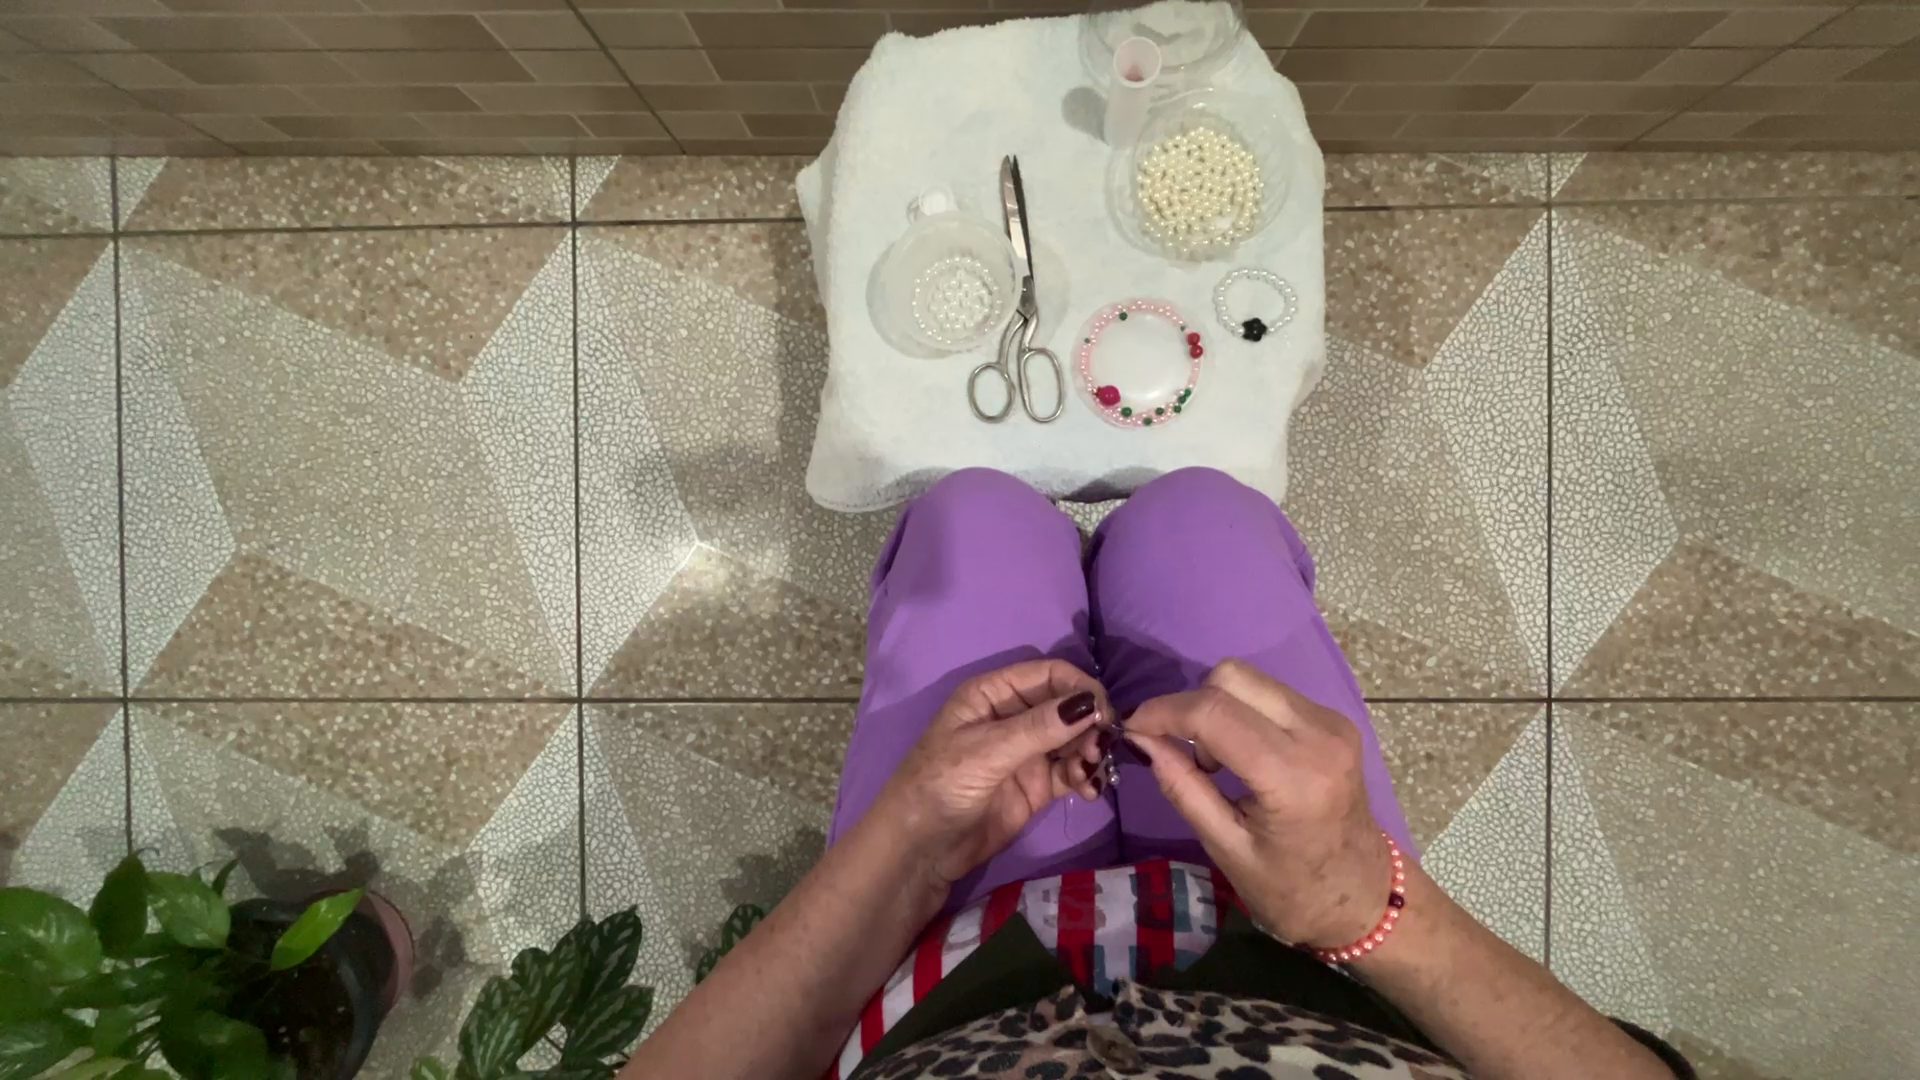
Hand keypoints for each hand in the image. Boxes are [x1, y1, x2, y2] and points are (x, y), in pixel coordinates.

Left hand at [872, 658, 1110, 893]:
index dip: (1078, 687)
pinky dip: (1085, 776)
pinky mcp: (1036, 785)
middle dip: (1088, 722)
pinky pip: (1071, 771)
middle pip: (1065, 705)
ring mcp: (1026, 751)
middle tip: (1100, 748)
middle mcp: (1013, 716)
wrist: (921, 849)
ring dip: (1089, 750)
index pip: (1047, 674)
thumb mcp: (987, 751)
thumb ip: (1039, 728)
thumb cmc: (941, 785)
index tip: (1103, 711)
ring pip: (1073, 738)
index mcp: (993, 693)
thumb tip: (1090, 704)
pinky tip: (1088, 791)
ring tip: (1090, 771)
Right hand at [1123, 658, 1390, 948]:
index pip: (1213, 713)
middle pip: (1229, 677)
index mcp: (1293, 777)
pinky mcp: (1333, 720)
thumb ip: (1181, 786)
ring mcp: (1331, 722)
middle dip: (1190, 706)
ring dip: (1214, 706)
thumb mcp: (1225, 848)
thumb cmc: (1293, 891)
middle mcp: (1318, 735)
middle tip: (1185, 752)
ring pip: (1246, 677)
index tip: (1133, 728)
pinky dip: (1238, 710)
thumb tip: (1141, 738)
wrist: (1367, 902)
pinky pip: (1266, 691)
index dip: (1162, 712)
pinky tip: (1240, 751)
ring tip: (1215, 758)